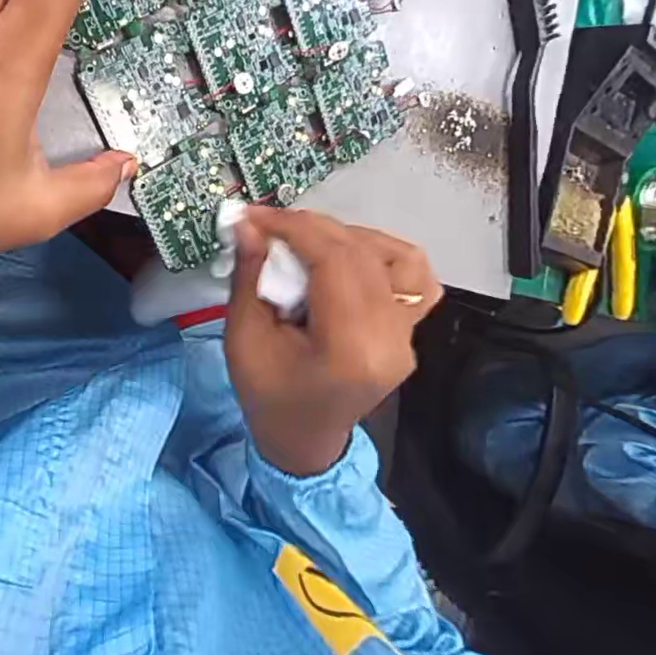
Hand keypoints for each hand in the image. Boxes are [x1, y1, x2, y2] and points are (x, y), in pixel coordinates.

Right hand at [223, 207, 442, 476]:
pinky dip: (380, 254)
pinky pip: (413, 276)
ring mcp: (409, 335)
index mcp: (349, 348)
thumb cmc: (266, 393)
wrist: (302, 438)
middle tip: (266, 225)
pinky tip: (345, 255)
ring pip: (395, 256)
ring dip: (344, 236)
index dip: (293, 227)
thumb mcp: (242, 335)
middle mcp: (392, 338)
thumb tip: (247, 224)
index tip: (253, 216)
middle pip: (361, 253)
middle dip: (309, 227)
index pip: (334, 261)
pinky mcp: (410, 331)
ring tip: (304, 241)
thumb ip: (249, 275)